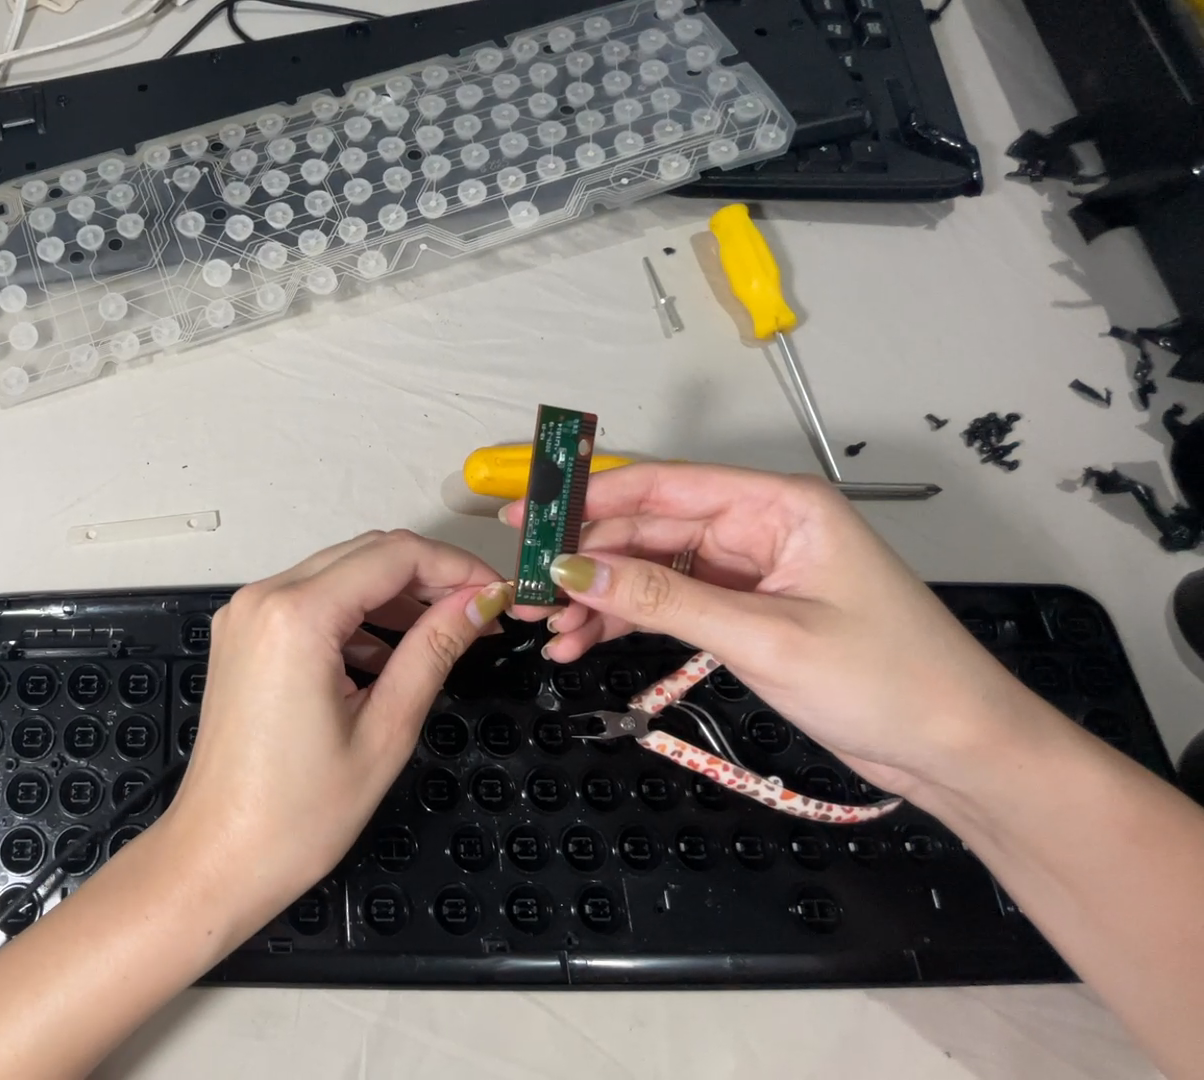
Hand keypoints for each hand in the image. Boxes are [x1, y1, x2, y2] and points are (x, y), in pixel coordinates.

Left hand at [161, 531, 509, 927]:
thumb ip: (435, 649)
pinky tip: (389, 652)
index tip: (500, 594)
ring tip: (446, 633)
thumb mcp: (386, 729)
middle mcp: (262, 597)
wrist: (219, 856)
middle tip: (482, 613)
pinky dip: (353, 615)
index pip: (393, 554)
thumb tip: (481, 601)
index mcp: (296, 615)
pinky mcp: (242, 635)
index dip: (456, 566)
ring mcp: (245, 614)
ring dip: (392, 595)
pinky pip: (308, 602)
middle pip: (364, 553)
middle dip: (429, 576)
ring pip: (336, 574)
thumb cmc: (299, 813)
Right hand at [504, 463, 1050, 795]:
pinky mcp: (734, 612)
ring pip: (644, 571)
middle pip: (643, 531)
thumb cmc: (884, 681)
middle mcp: (751, 528)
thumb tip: (569, 570)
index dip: (587, 499)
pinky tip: (581, 643)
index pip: (662, 487)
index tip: (526, 518)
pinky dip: (620, 623)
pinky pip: (661, 605)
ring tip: (547, 629)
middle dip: (582, 563)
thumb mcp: (762, 636)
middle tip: (524, 591)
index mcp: (774, 507)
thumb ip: (660, 598)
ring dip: (595, 600)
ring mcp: (740, 572)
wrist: (960, 757)